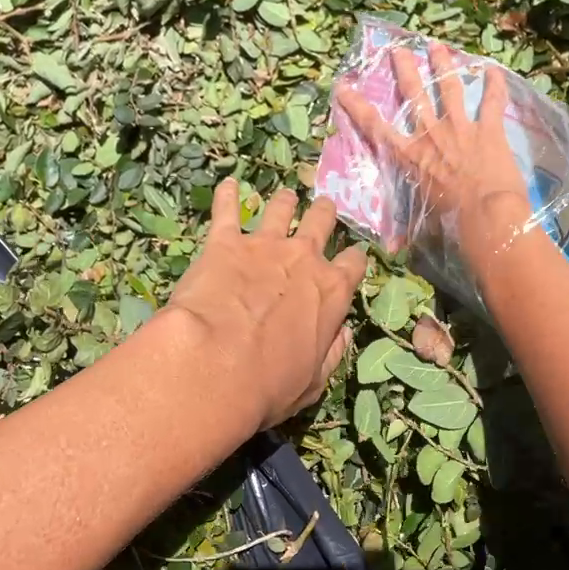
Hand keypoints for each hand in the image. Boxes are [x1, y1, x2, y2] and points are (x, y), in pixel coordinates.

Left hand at [162, 180, 368, 433]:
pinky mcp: (224, 241)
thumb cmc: (267, 385)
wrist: (214, 362)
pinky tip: (227, 184)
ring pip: (281, 207)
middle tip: (324, 208)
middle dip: (324, 213)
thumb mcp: (312, 382)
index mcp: (331, 291)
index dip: (353, 260)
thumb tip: (343, 332)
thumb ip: (331, 353)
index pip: (354, 264)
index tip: (350, 260)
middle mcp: (303, 258)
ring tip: (285, 195)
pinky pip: (227, 209)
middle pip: (321, 222)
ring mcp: (264, 244)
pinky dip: (227, 195)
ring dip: (284, 200)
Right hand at [335, 43, 533, 261]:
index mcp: (407, 156)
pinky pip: (492, 102)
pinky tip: (495, 69)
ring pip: (450, 88)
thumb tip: (390, 251)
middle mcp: (429, 134)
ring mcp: (459, 128)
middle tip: (398, 49)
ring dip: (444, 65)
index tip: (342, 86)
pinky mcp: (488, 130)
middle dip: (404, 68)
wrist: (484, 219)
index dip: (355, 105)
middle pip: (413, 94)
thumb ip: (406, 229)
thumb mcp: (419, 225)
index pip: (374, 126)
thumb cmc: (447, 225)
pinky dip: (495, 85)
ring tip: (438, 45)